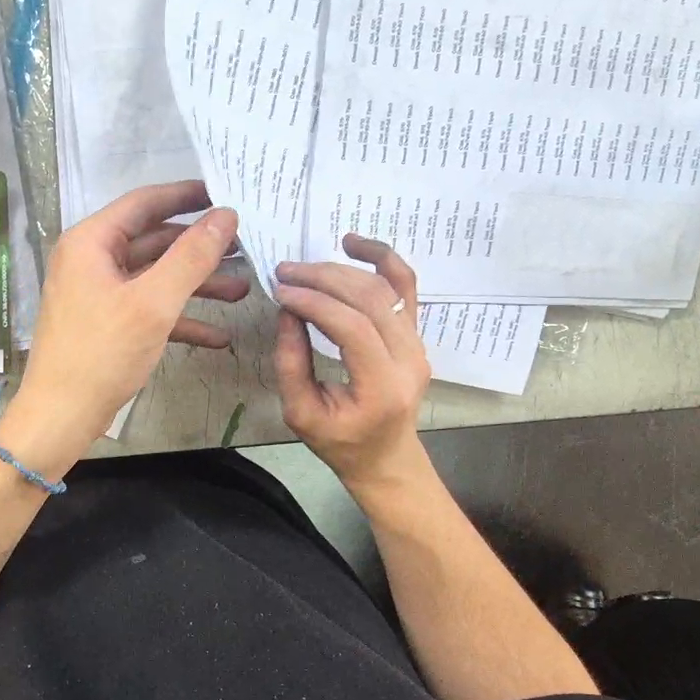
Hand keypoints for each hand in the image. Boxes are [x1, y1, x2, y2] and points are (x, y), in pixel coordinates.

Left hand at [0, 181, 245, 473]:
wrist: (60, 416)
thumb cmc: (102, 354)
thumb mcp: (153, 303)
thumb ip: (191, 257)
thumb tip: (226, 216)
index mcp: (91, 242)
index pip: (145, 203)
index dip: (188, 196)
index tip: (228, 193)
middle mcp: (91, 261)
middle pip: (154, 242)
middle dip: (200, 248)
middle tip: (246, 246)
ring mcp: (98, 296)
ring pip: (155, 279)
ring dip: (197, 286)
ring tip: (243, 290)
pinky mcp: (107, 327)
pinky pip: (148, 312)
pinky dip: (181, 320)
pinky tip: (218, 337)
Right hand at [272, 235, 433, 498]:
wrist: (385, 456)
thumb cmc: (340, 443)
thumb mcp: (302, 414)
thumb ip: (293, 364)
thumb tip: (289, 311)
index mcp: (382, 388)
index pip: (352, 328)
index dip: (315, 303)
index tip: (281, 292)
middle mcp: (409, 360)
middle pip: (371, 299)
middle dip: (324, 279)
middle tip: (285, 272)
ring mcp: (418, 343)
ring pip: (386, 288)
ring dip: (343, 269)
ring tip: (305, 267)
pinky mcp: (416, 334)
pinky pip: (405, 286)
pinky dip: (382, 258)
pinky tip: (353, 244)